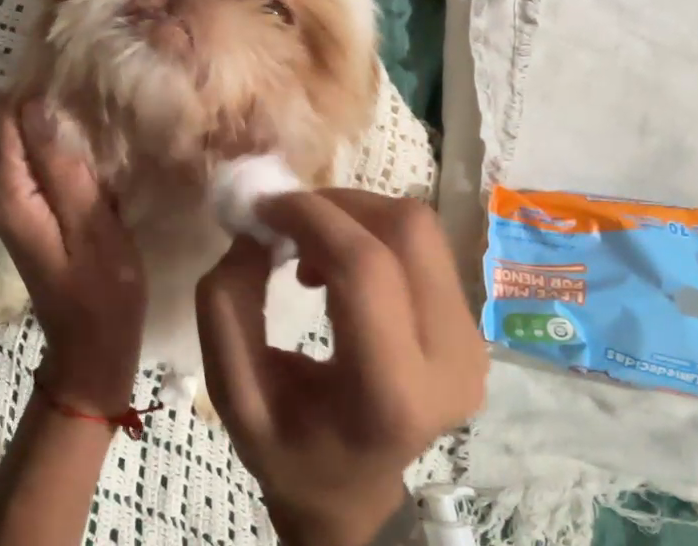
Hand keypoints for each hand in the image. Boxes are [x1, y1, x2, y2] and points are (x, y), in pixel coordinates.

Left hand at [0, 96, 146, 417]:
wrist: (92, 350)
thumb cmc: (100, 293)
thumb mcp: (91, 226)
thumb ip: (61, 166)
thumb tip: (37, 103)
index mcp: (9, 188)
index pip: (9, 113)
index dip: (38, 84)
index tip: (78, 63)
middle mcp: (1, 187)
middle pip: (17, 121)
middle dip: (50, 97)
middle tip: (99, 78)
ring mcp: (15, 198)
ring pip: (31, 138)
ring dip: (60, 120)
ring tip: (103, 98)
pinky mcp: (33, 207)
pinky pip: (42, 160)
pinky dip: (65, 146)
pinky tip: (98, 139)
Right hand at [195, 189, 486, 545]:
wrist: (350, 492)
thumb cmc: (285, 449)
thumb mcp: (231, 392)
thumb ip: (226, 307)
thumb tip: (254, 231)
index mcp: (390, 392)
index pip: (366, 267)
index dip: (310, 216)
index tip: (260, 208)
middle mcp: (450, 364)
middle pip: (408, 231)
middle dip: (335, 206)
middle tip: (283, 223)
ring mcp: (471, 347)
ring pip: (418, 230)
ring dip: (351, 218)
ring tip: (306, 251)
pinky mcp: (471, 330)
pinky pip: (422, 247)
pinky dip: (368, 234)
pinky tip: (336, 266)